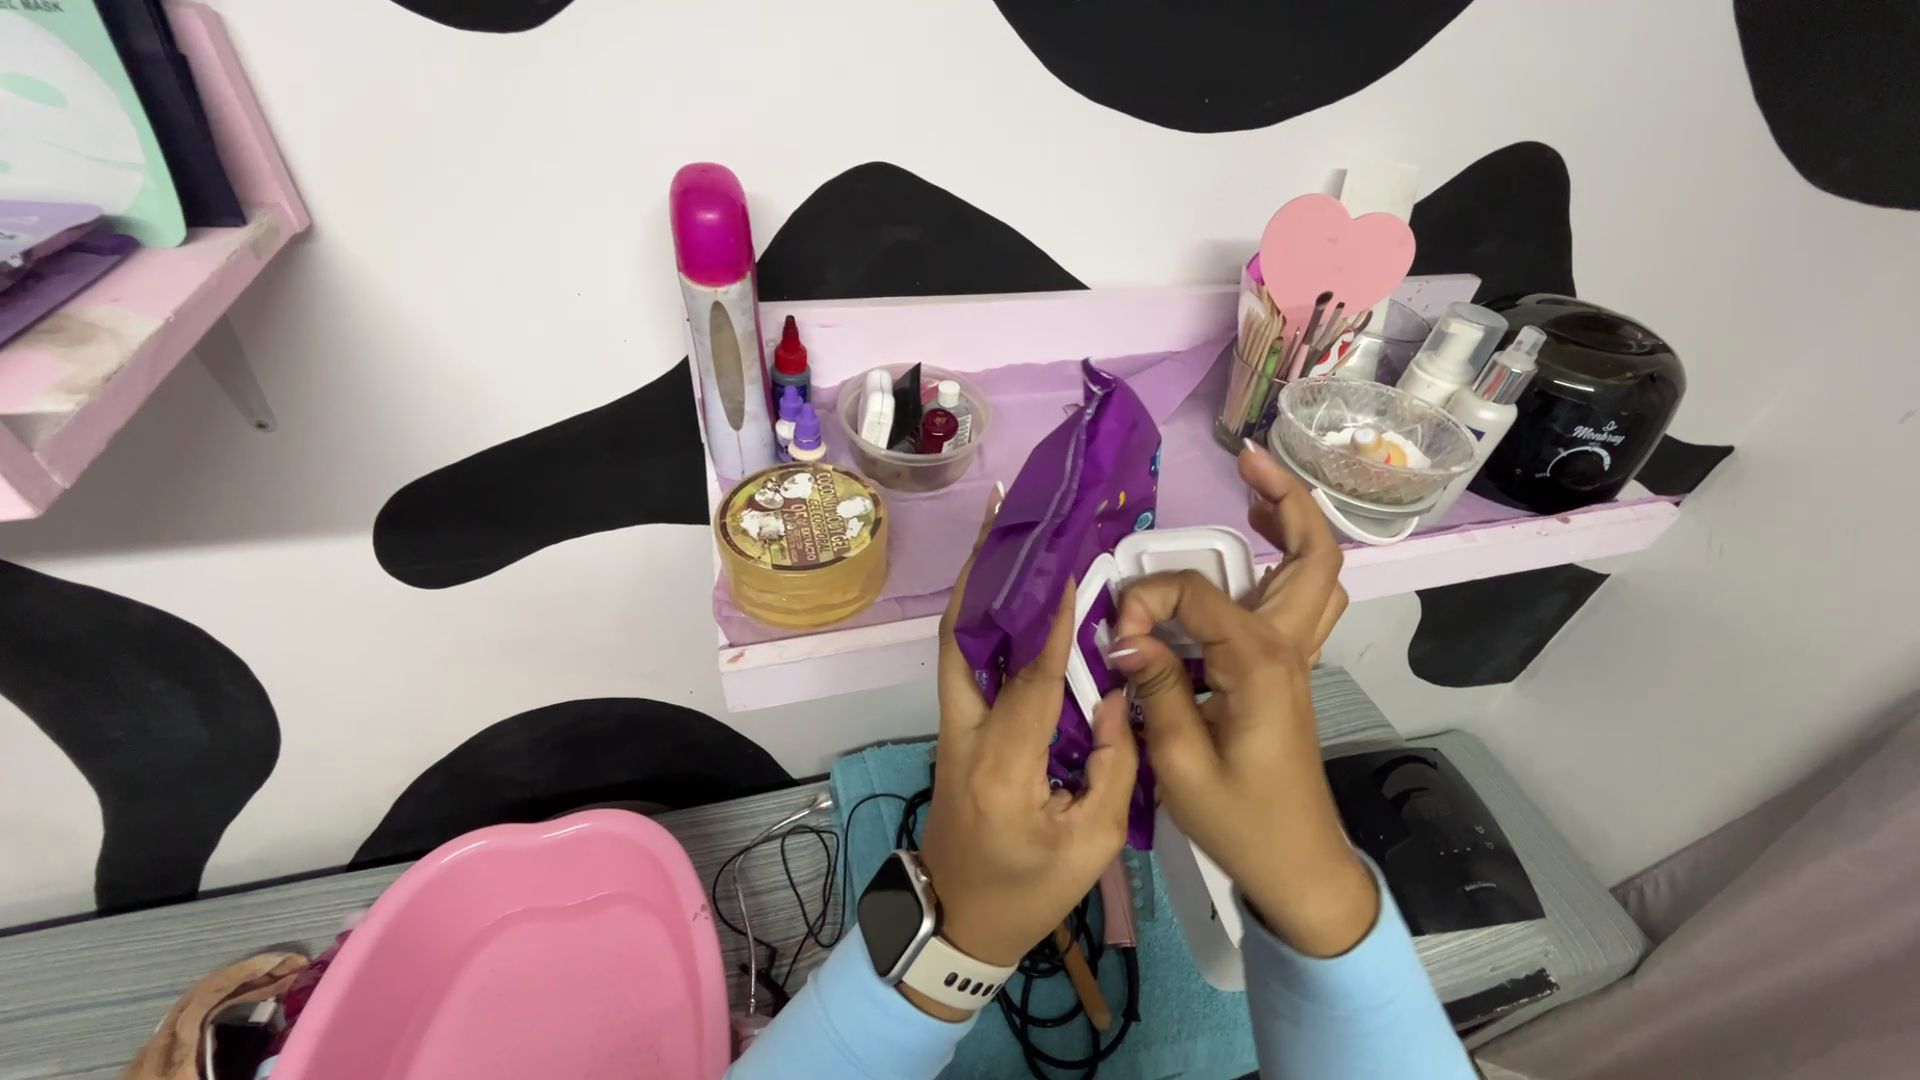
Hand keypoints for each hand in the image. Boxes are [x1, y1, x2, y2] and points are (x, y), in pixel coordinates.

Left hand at [909, 486, 1138, 1018]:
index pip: (1032, 683)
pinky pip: (960, 665)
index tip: (1070, 568)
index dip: (1054, 626)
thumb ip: (1113, 766)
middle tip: (1003, 520)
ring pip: (953, 646)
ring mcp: (947, 732)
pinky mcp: (950, 732)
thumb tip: (1117, 695)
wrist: (958, 921)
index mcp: (1003, 771)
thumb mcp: (1092, 844)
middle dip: (981, 577)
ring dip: (973, 590)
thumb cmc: (1030, 892)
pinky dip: (976, 622)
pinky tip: (1002, 597)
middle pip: (962, 642)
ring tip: (998, 539)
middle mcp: (962, 737)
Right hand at [1109, 443, 1376, 957]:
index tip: (1117, 638)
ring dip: (1293, 525)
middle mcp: (1287, 648)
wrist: (1297, 866)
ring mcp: (1294, 658)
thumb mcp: (1181, 764)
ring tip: (1252, 493)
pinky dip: (1285, 564)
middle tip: (1248, 462)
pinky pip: (1300, 601)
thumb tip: (1124, 639)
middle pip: (1314, 554)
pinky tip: (1246, 560)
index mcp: (1259, 663)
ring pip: (1318, 573)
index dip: (1148, 601)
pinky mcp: (1285, 672)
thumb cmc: (1241, 821)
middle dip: (1287, 498)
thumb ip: (1155, 690)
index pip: (1196, 594)